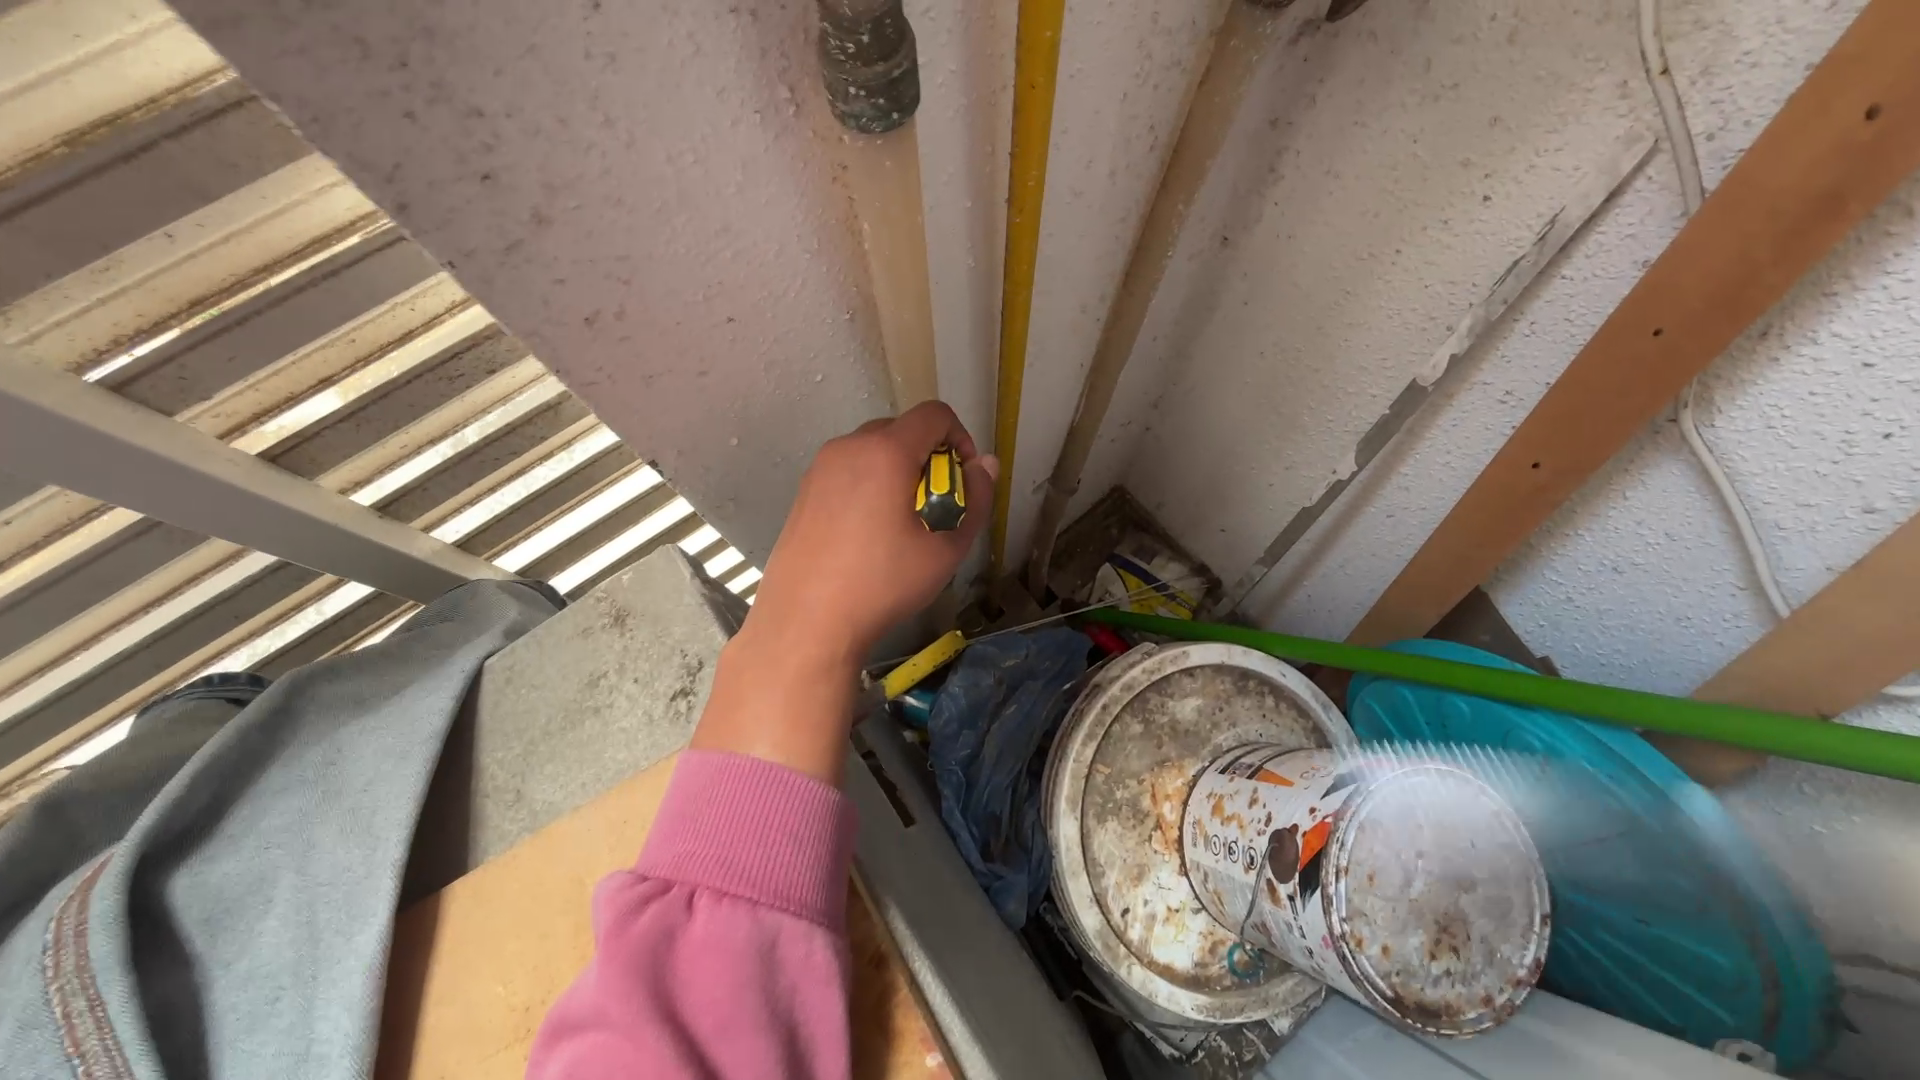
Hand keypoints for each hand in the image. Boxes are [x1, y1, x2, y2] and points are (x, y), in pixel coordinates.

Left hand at [691, 402, 995, 784]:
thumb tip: (986, 466)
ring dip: (897, 472)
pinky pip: (847, 472)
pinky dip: (868, 486)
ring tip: (903, 523)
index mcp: (885, 452)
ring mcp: (820, 468)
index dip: (959, 437)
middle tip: (938, 505)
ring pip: (871, 451)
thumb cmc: (883, 585)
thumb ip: (977, 501)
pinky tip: (868, 535)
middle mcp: (848, 448)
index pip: (934, 414)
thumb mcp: (944, 550)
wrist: (807, 622)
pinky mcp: (803, 492)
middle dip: (928, 458)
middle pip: (901, 429)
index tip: (964, 478)